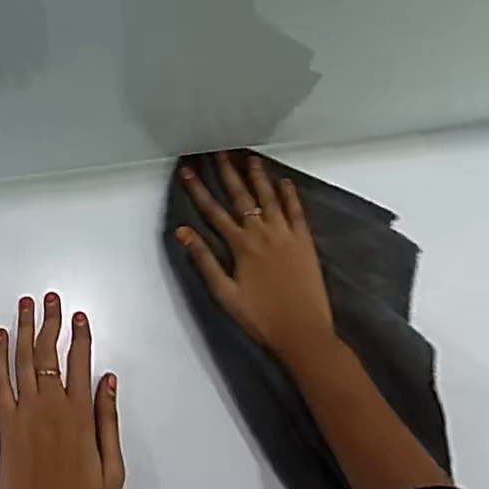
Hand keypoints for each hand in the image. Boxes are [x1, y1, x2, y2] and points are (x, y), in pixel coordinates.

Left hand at [0, 292, 123, 488]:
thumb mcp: (110, 469)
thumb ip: (108, 420)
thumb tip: (109, 381)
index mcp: (79, 415)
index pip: (80, 361)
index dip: (80, 334)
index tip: (79, 317)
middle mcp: (50, 407)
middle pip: (49, 351)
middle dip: (51, 320)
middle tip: (51, 300)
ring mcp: (25, 412)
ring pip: (24, 357)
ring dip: (25, 326)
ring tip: (26, 305)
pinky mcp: (5, 423)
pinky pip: (0, 380)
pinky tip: (0, 337)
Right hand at [176, 152, 334, 353]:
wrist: (305, 335)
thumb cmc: (261, 318)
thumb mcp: (225, 293)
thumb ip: (204, 260)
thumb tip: (182, 231)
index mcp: (240, 245)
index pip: (213, 210)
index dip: (198, 189)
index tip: (187, 170)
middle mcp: (261, 233)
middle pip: (241, 196)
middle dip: (227, 172)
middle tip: (219, 152)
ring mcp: (285, 235)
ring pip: (269, 197)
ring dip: (258, 176)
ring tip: (250, 158)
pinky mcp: (305, 242)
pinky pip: (297, 212)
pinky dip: (290, 195)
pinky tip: (285, 182)